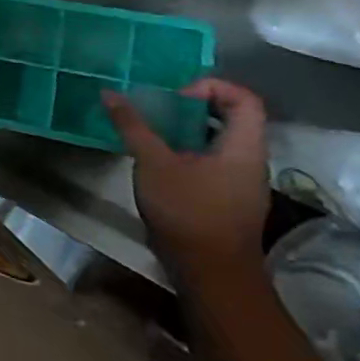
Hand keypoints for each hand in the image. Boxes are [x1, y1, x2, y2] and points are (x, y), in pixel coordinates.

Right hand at [103, 77, 270, 274]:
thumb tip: (110, 93)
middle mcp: (250, 160)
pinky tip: (157, 159)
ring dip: (187, 128)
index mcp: (243, 147)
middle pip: (233, 117)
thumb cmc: (188, 211)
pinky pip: (212, 160)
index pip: (244, 99)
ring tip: (151, 128)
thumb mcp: (153, 163)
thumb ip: (133, 126)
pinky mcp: (227, 197)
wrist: (211, 273)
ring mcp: (241, 181)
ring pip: (220, 140)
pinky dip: (187, 149)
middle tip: (158, 106)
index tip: (176, 96)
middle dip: (194, 105)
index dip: (212, 86)